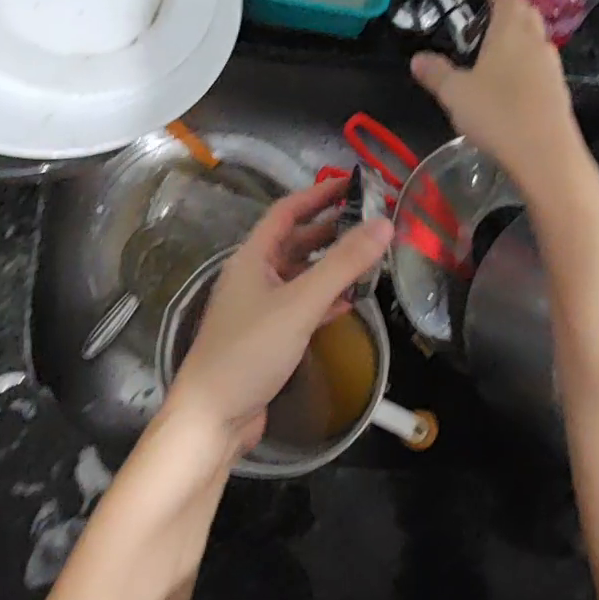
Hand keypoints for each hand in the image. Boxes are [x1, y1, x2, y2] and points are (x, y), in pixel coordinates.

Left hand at [163, 178, 393, 455]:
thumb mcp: (300, 304)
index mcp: (252, 258)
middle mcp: (253, 277)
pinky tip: (350, 304)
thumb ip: (343, 265)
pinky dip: (326, 301)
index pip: (287, 211)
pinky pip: (302, 307)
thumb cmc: (250, 351)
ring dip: (332, 267)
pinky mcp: (268, 337)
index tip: (355, 184)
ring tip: (370, 261)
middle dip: (332, 231)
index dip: (319, 195)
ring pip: (301, 276)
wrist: (214, 415)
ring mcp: (260, 308)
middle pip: (296, 242)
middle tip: (372, 224)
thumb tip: (384, 224)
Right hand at [409, 0, 588, 188]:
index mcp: (509, 29)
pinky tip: (515, 81)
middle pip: (526, 13)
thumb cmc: (496, 114)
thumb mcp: (455, 94)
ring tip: (502, 45)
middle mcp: (534, 40)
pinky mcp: (558, 90)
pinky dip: (527, 63)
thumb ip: (436, 73)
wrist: (545, 153)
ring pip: (536, 39)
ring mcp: (551, 65)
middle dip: (512, 8)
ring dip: (521, 36)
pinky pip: (541, 65)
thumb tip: (417, 58)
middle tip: (494, 12)